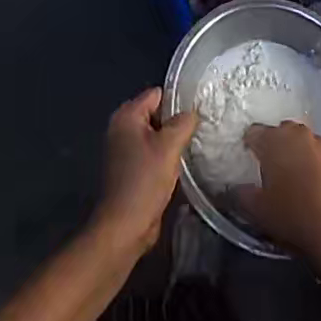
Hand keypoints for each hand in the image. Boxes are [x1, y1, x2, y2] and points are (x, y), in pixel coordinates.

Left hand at [94, 89, 197, 253]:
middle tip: (198, 131)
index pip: (157, 94)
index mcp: (126, 116)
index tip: (198, 113)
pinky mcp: (130, 168)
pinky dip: (165, 155)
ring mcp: (124, 149)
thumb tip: (192, 111)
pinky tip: (181, 164)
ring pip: (156, 134)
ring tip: (193, 146)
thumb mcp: (169, 147)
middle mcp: (122, 127)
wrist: (125, 226)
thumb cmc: (145, 181)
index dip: (178, 101)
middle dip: (176, 122)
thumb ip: (183, 122)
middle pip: (157, 113)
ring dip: (172, 141)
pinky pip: (152, 151)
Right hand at [235, 122, 320, 269]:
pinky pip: (318, 152)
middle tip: (268, 166)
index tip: (247, 156)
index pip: (254, 132)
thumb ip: (240, 194)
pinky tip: (311, 180)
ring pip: (301, 139)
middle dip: (273, 144)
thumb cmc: (293, 217)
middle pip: (280, 131)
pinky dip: (312, 160)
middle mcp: (297, 134)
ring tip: (291, 172)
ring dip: (294, 150)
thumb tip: (233, 188)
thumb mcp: (257, 210)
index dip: (249, 144)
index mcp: (273, 140)